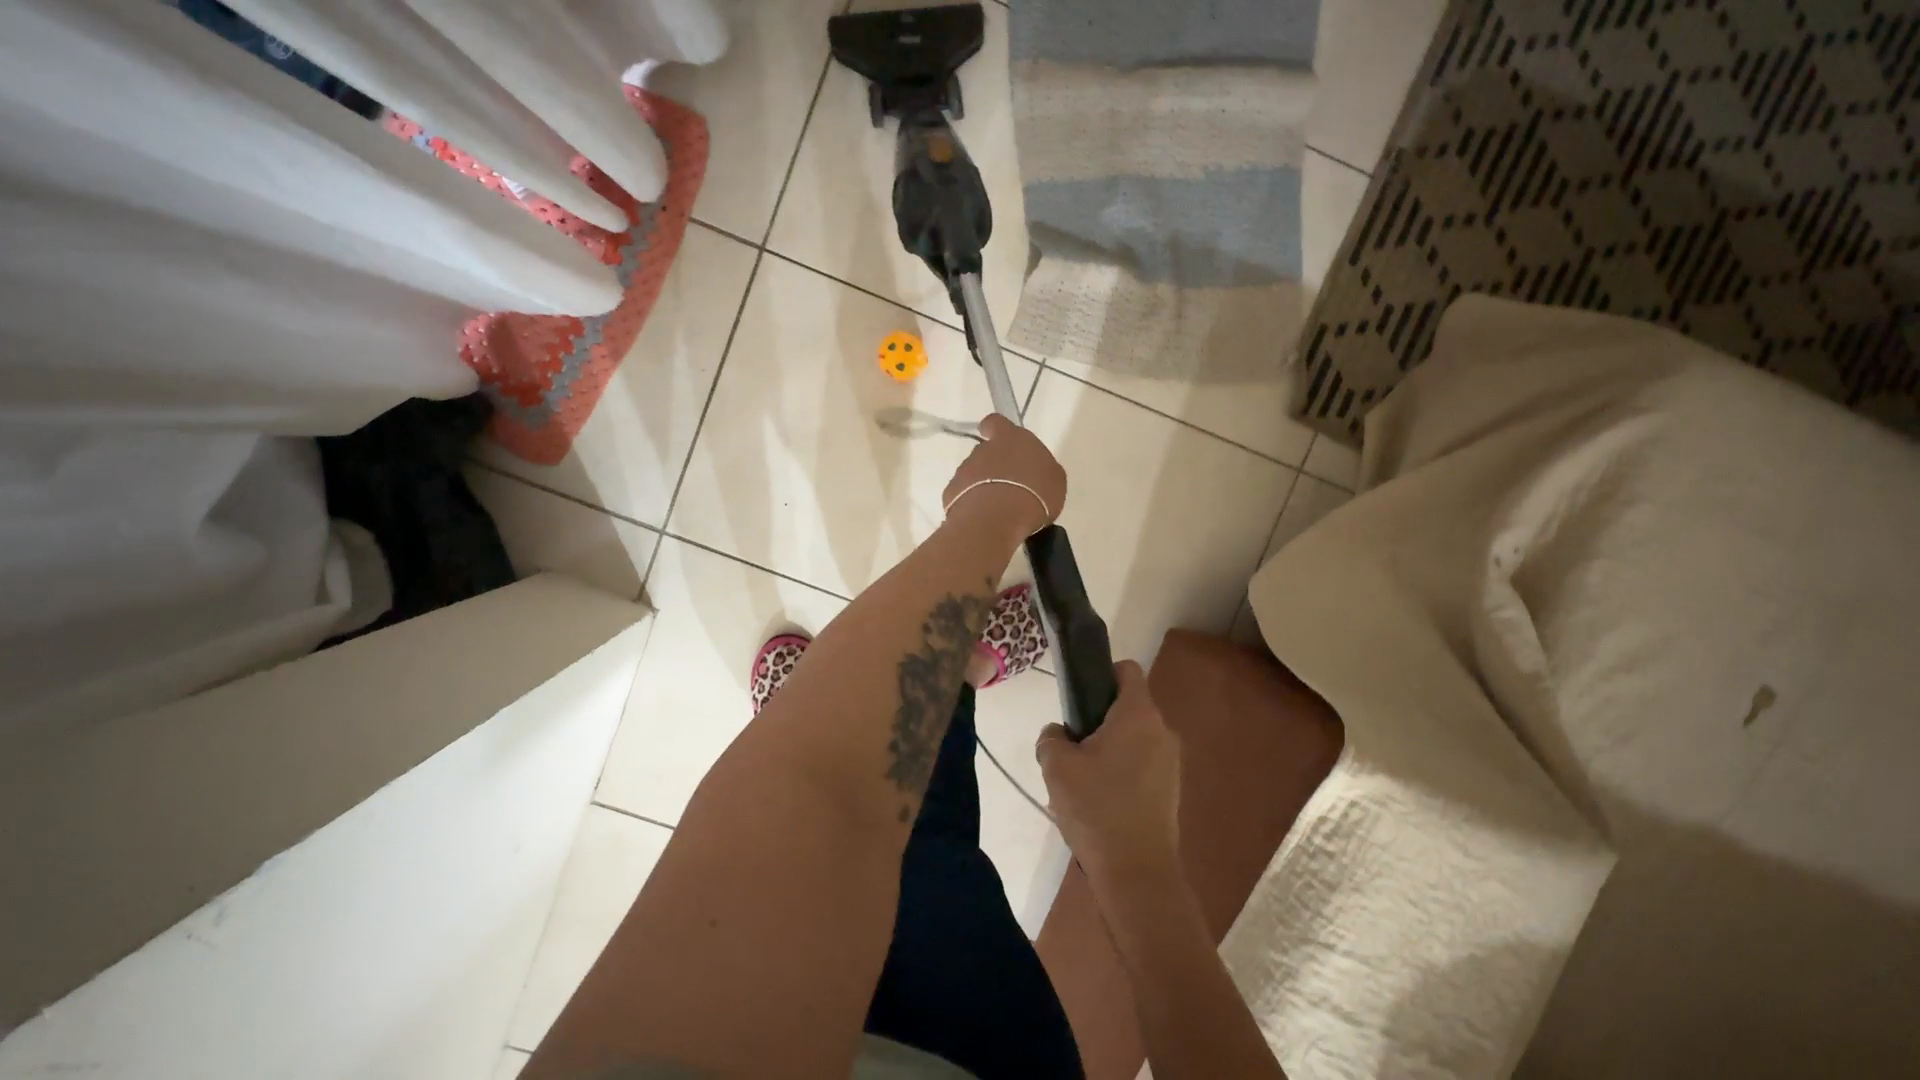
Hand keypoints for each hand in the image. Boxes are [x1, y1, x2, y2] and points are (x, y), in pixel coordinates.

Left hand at [942, 413, 1065, 543]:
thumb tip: (1036, 471)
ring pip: (973, 475)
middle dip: (994, 467)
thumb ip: (1041, 468)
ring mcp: (963, 471)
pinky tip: (984, 519)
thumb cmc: (1034, 493)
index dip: (996, 429)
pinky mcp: (951, 493)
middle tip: (1009, 487)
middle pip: (985, 452)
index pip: (995, 422)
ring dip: (983, 486)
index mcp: (1010, 439)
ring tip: (998, 509)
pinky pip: (962, 495)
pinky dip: (971, 504)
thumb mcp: (1054, 479)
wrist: (997, 519)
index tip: (999, 438)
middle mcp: (983, 450)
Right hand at [1036, 661, 1181, 887]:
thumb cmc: (1096, 809)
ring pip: (1133, 738)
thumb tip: (1059, 734)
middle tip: (1070, 747)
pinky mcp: (1170, 789)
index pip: (1127, 670)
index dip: (1101, 673)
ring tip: (1082, 780)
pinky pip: (1142, 765)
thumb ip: (1051, 738)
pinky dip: (1122, 772)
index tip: (1078, 698)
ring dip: (1109, 749)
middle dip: (1098, 720)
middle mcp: (1162, 731)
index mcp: (1138, 715)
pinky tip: (1100, 801)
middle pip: (1128, 707)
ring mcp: (1171, 762)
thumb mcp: (1056, 767)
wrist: (1136, 872)